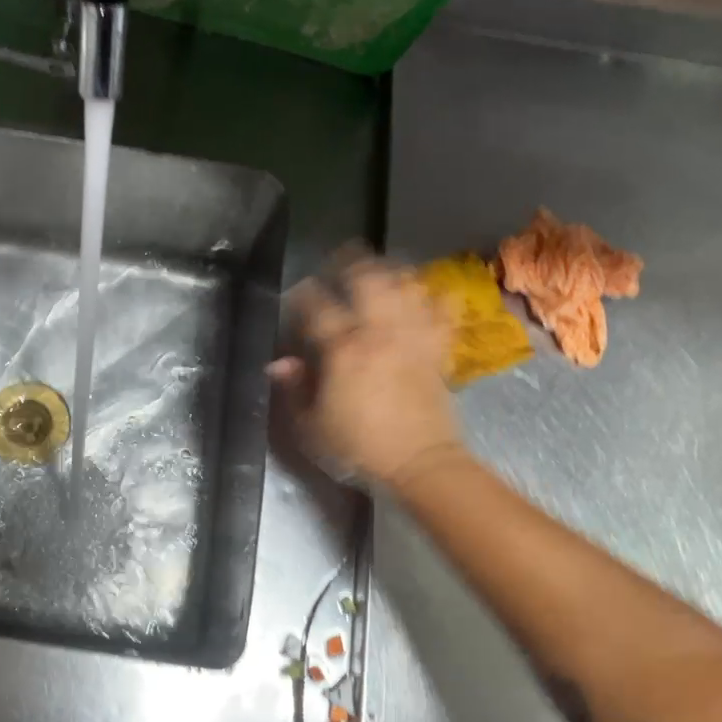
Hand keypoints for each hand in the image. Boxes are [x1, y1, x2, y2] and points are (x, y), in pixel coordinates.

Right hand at [270, 252, 464, 487]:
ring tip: (382, 268)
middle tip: (342, 258)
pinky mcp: (437, 351)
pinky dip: (435, 299)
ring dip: (392, 273)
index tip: (297, 291)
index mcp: (343, 350)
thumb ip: (296, 389)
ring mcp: (413, 339)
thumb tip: (280, 364)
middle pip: (367, 281)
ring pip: (405, 288)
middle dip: (352, 263)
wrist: (420, 463)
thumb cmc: (359, 447)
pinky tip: (428, 293)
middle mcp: (379, 334)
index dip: (303, 295)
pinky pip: (441, 314)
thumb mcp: (313, 425)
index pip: (317, 307)